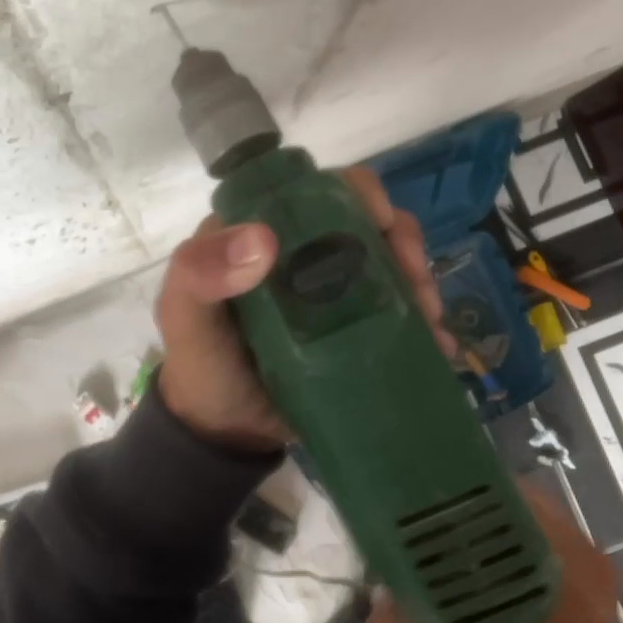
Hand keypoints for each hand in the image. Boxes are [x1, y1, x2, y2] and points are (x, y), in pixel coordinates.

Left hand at [154, 167, 445, 451]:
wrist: (223, 431)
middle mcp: (297, 251)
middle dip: (400, 240)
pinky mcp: (353, 325)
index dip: (353, 195)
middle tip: (415, 281)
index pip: (309, 191)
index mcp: (255, 232)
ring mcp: (329, 289)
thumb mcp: (184, 317)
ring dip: (418, 278)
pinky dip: (423, 320)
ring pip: (386, 261)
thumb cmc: (200, 364)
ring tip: (429, 316)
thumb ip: (201, 275)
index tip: (381, 223)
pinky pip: (396, 309)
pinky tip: (438, 344)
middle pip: (361, 222)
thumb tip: (262, 237)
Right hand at [366, 485, 622, 622]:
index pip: (524, 516)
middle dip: (463, 493)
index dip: (469, 494)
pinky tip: (446, 532)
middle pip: (521, 503)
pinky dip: (486, 519)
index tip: (419, 488)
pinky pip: (527, 521)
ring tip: (421, 508)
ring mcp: (586, 567)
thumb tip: (378, 588)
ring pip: (522, 507)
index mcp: (568, 604)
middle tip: (408, 496)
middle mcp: (588, 574)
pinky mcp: (575, 568)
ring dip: (472, 504)